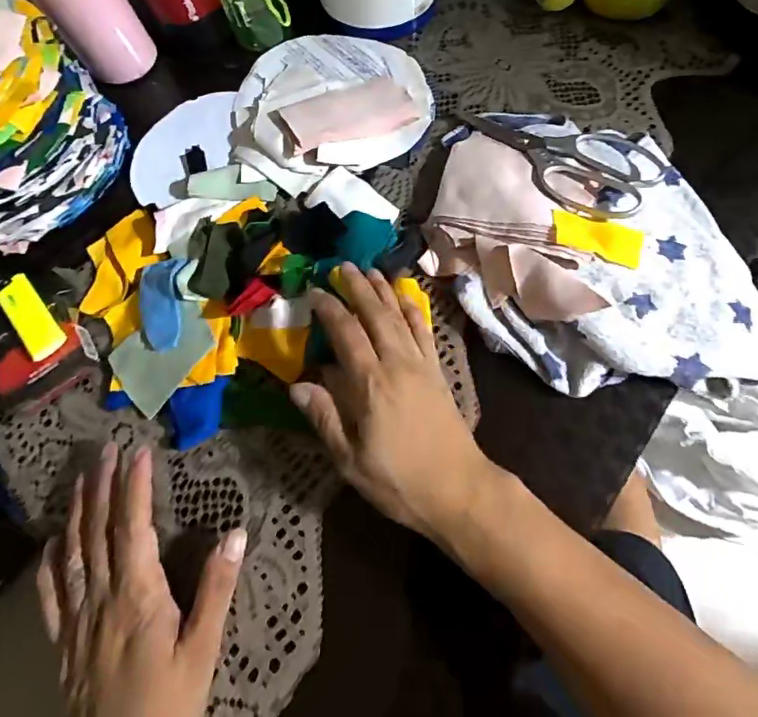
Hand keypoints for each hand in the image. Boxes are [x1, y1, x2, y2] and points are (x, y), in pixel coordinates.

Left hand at [36, 442, 247, 716]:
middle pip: (98, 531)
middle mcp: (102, 596)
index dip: (134, 485)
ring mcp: (78, 619)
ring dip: (77, 512)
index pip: (133, 526)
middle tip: (106, 450)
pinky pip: (51, 597)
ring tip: (81, 479)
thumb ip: (216, 590)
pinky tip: (49, 544)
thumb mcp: (203, 651)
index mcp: (137, 593)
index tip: (138, 451)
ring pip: (72, 553)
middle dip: (102, 486)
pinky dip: (48, 566)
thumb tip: (236, 533)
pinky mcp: (64, 643)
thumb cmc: (170, 703)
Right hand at [291, 264, 500, 542]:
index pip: (346, 333)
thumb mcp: (352, 460)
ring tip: (371, 270)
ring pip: (400, 317)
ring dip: (384, 291)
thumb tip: (296, 385)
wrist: (461, 492)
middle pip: (375, 315)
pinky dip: (413, 310)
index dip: (329, 309)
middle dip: (358, 287)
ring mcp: (421, 365)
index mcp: (371, 384)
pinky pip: (424, 332)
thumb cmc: (400, 481)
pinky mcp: (438, 372)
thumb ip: (325, 419)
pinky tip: (406, 298)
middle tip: (342, 265)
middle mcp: (397, 365)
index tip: (314, 291)